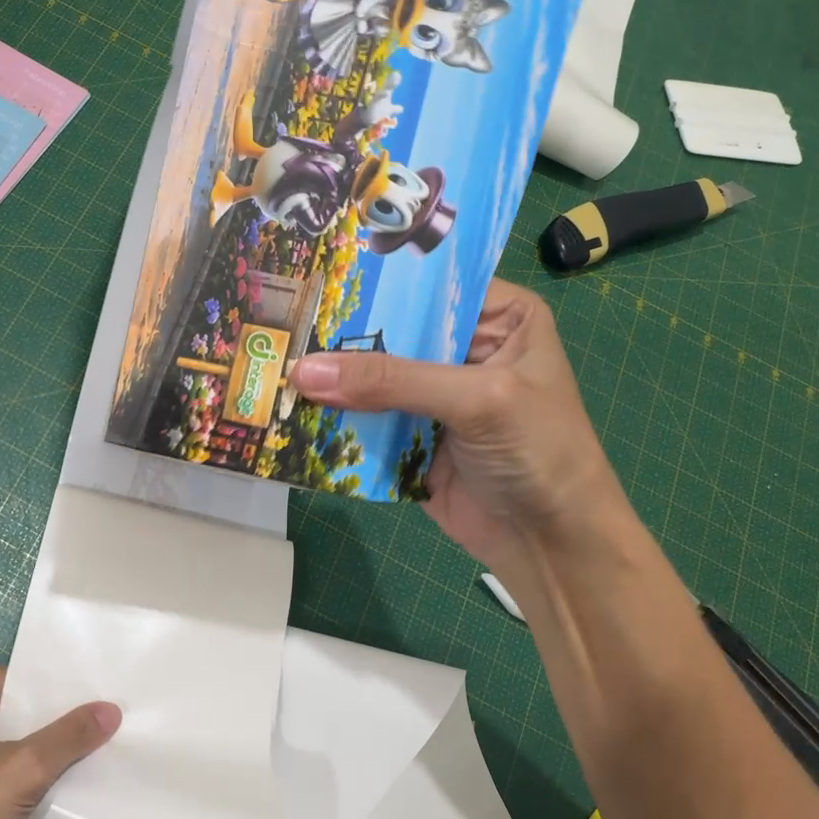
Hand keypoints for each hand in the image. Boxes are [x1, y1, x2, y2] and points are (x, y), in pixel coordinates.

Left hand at [0, 668, 118, 818]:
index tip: (110, 687)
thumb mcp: (19, 770)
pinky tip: (90, 785)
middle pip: (21, 715)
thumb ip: (67, 738)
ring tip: (118, 747)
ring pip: (21, 751)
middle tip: (124, 717)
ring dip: (58, 758)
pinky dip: (45, 786)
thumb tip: (112, 709)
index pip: (16, 680)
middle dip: (65, 724)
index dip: (61, 688)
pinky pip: (16, 782)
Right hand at [287, 279, 628, 571]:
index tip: (313, 277)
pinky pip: (360, 423)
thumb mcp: (475, 400)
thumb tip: (303, 370)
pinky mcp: (406, 440)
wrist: (548, 541)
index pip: (428, 286)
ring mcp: (430, 398)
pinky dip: (330, 423)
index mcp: (498, 319)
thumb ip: (391, 381)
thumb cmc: (539, 452)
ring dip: (327, 384)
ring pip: (367, 381)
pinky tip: (286, 412)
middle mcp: (461, 351)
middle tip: (277, 325)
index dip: (374, 283)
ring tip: (269, 366)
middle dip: (338, 337)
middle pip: (388, 333)